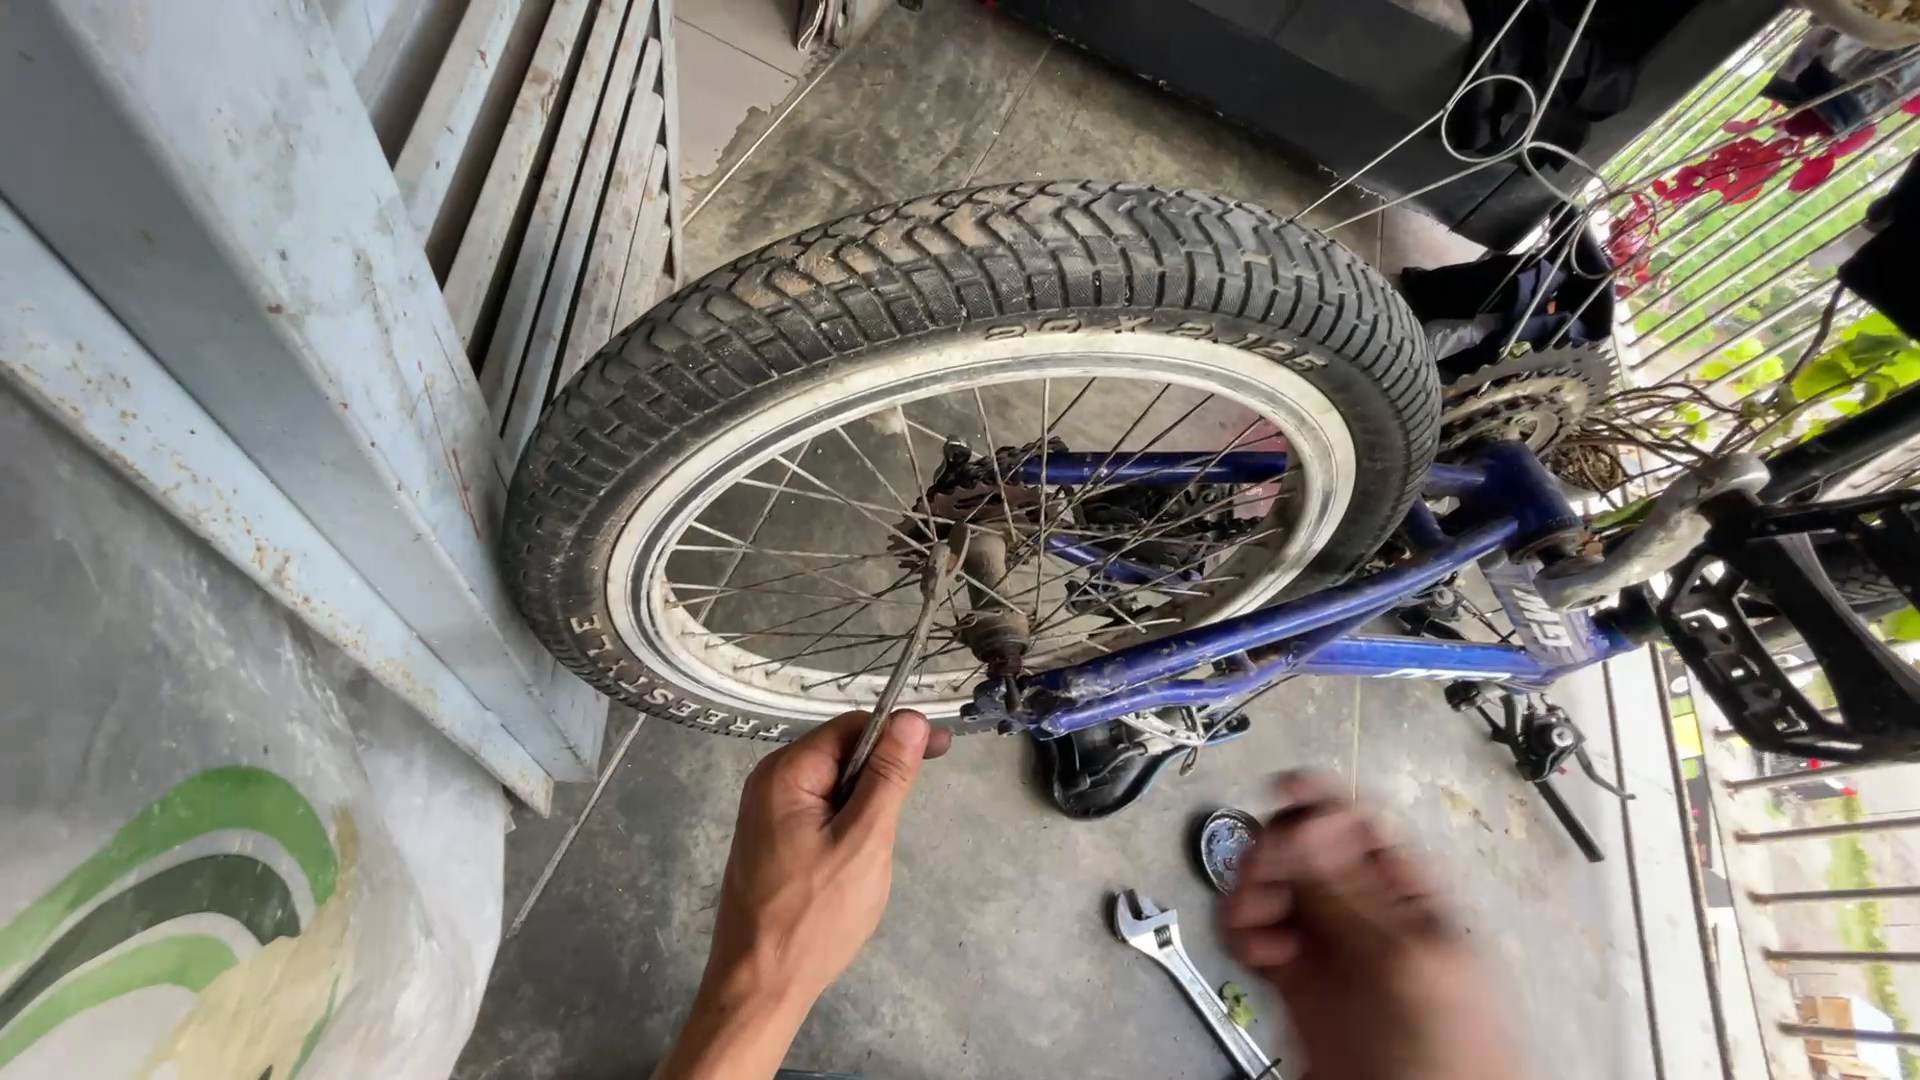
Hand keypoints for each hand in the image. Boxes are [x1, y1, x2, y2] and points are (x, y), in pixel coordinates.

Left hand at [654, 710, 949, 1079]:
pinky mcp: (773, 838)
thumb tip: (911, 719)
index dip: (898, 733)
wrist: (758, 990)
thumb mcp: (864, 840)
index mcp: (786, 772)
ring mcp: (768, 812)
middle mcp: (770, 782)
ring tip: (874, 848)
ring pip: (835, 785)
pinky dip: (848, 822)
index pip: (852, 728)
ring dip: (866, 803)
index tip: (940, 750)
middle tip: (904, 815)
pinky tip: (853, 858)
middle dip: (881, 774)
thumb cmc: (814, 917)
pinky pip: (821, 810)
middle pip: (842, 753)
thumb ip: (889, 776)